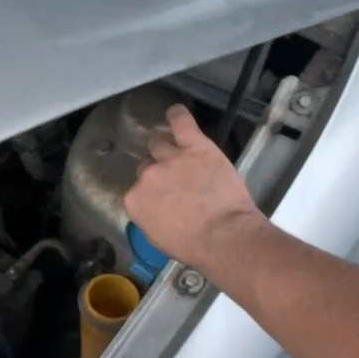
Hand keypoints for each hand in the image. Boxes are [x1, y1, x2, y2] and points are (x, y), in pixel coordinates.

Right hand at [123, 105, 267, 272]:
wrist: (223, 235)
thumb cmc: (192, 245)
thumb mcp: (159, 238)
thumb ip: (149, 216)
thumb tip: (153, 206)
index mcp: (135, 200)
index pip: (137, 190)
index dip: (151, 194)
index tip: (162, 199)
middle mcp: (147, 176)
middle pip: (147, 166)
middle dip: (159, 172)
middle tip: (176, 182)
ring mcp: (171, 159)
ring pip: (160, 145)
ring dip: (166, 150)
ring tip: (175, 152)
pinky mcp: (196, 147)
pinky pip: (182, 123)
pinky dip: (178, 116)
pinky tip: (175, 112)